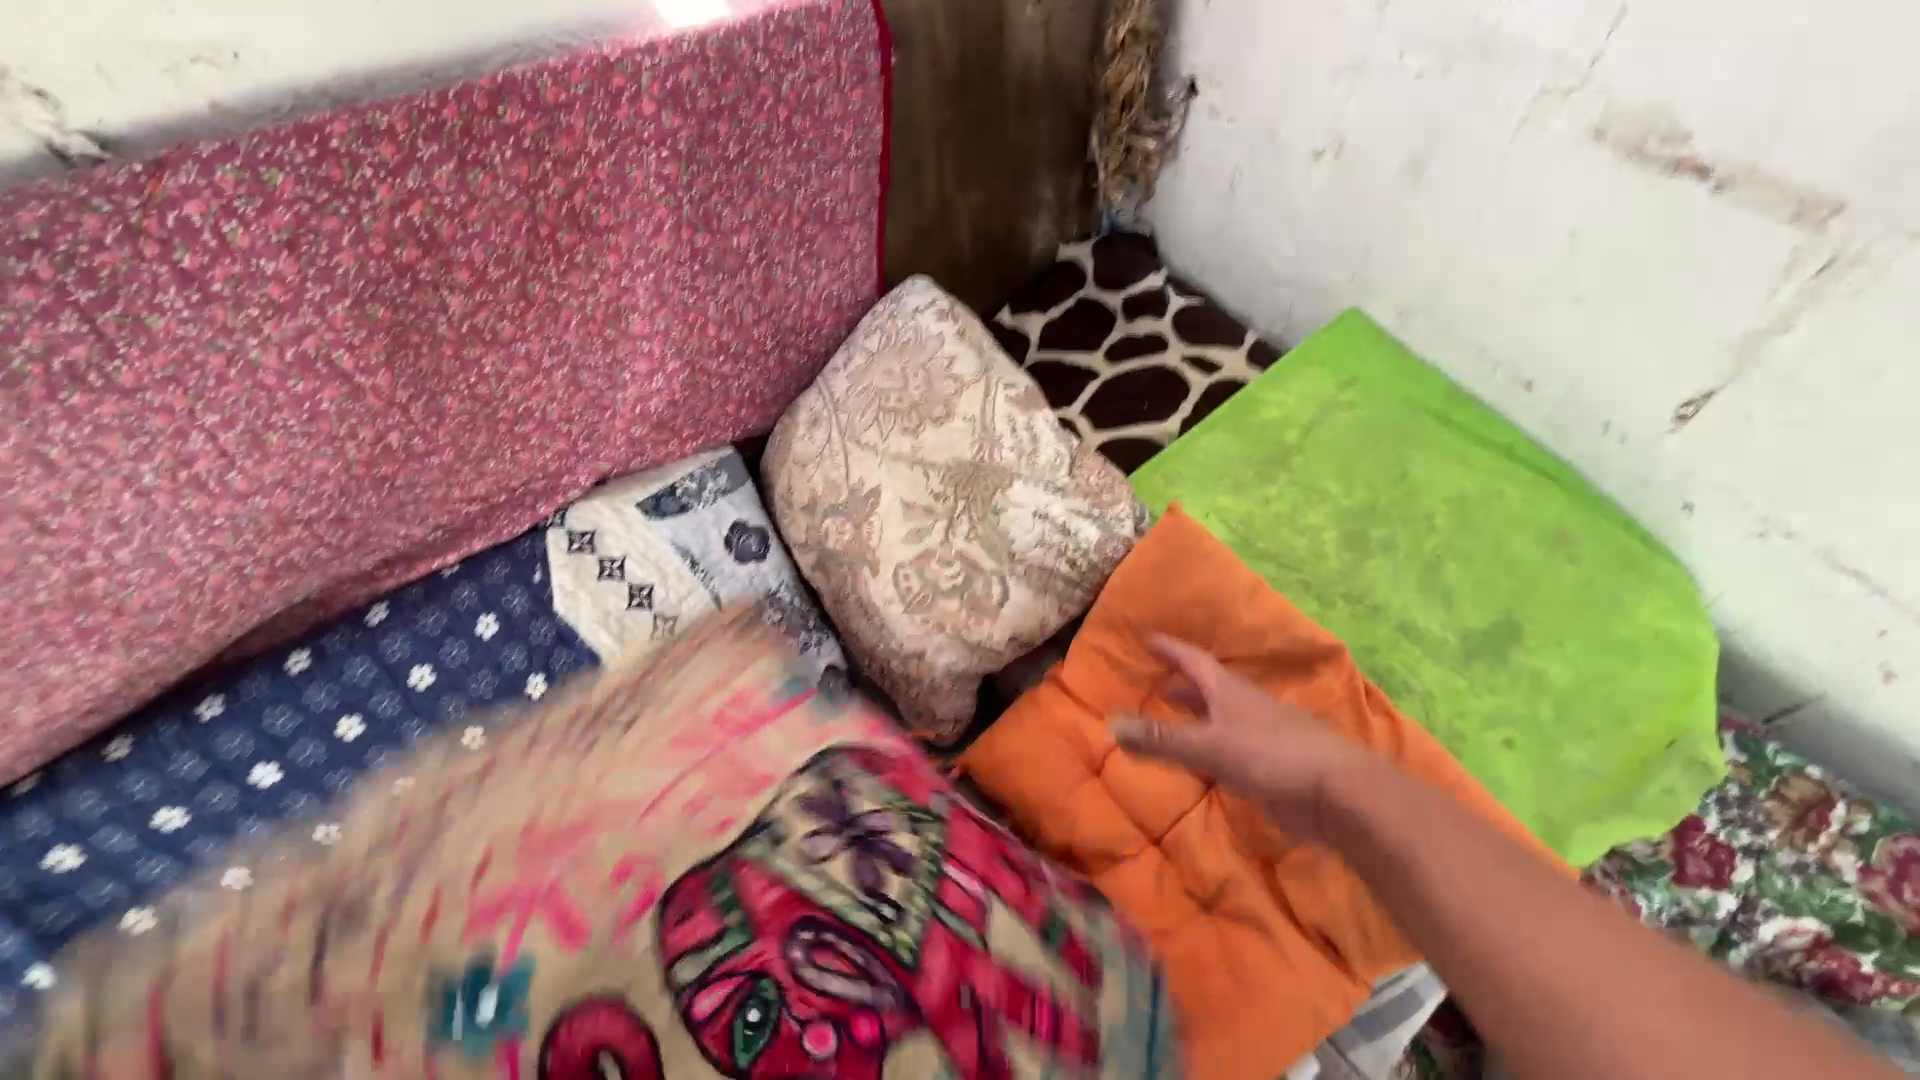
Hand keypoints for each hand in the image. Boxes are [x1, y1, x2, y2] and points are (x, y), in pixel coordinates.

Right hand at [1109, 634, 1383, 843]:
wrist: (1340, 792)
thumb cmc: (1272, 756)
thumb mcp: (1209, 746)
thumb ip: (1161, 739)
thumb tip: (1111, 724)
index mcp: (1230, 692)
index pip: (1194, 660)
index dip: (1171, 648)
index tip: (1148, 636)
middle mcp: (1247, 706)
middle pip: (1211, 687)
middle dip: (1184, 684)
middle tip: (1159, 684)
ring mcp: (1265, 734)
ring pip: (1225, 716)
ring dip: (1200, 715)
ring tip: (1178, 719)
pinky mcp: (1276, 764)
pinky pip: (1236, 745)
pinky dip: (1216, 744)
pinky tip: (1210, 760)